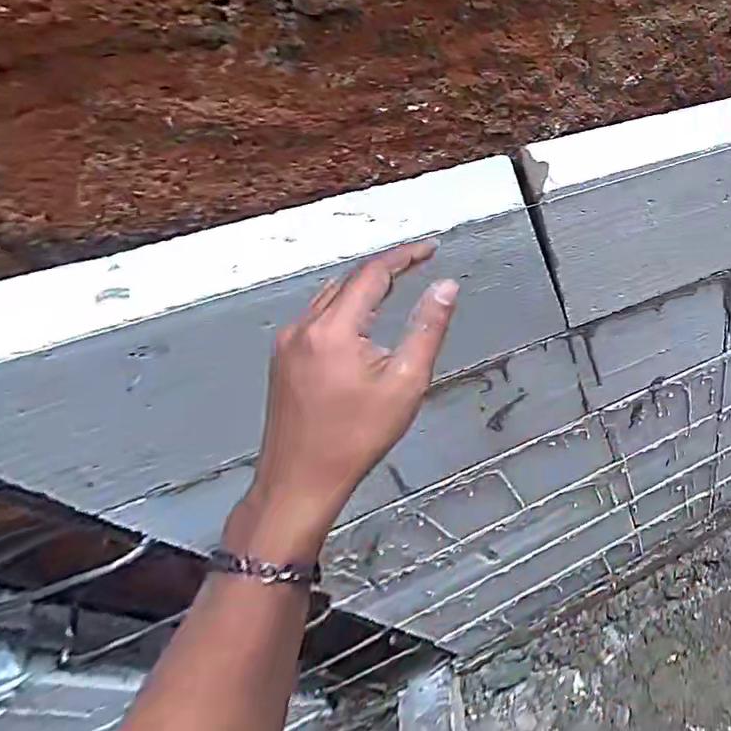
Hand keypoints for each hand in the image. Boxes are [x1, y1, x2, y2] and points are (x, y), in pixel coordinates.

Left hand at [225, 241, 456, 563]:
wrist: (299, 482)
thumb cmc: (356, 435)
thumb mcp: (407, 380)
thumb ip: (429, 327)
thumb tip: (446, 286)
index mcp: (333, 331)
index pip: (372, 274)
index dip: (405, 256)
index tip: (431, 248)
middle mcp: (303, 329)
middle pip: (350, 279)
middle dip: (388, 265)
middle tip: (423, 259)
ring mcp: (288, 344)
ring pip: (332, 294)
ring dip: (367, 281)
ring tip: (402, 278)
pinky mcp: (284, 359)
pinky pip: (320, 312)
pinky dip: (350, 300)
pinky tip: (368, 309)